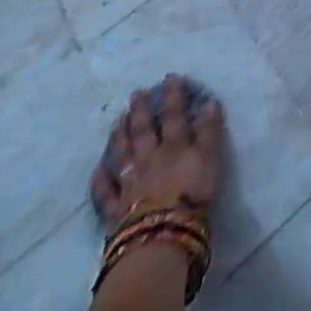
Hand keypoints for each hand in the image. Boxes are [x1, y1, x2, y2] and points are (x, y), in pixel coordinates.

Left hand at [91, 75, 225, 220]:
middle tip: (136, 93)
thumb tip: (209, 103)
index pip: (173, 115)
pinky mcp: (117, 207)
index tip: (170, 78)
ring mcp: (129, 181)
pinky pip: (106, 190)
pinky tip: (99, 170)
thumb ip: (210, 132)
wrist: (161, 233)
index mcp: (173, 146)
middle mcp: (148, 158)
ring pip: (121, 153)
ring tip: (118, 120)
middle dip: (140, 110)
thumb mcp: (211, 159)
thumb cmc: (193, 195)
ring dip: (120, 135)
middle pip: (142, 130)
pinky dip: (102, 178)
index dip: (173, 96)